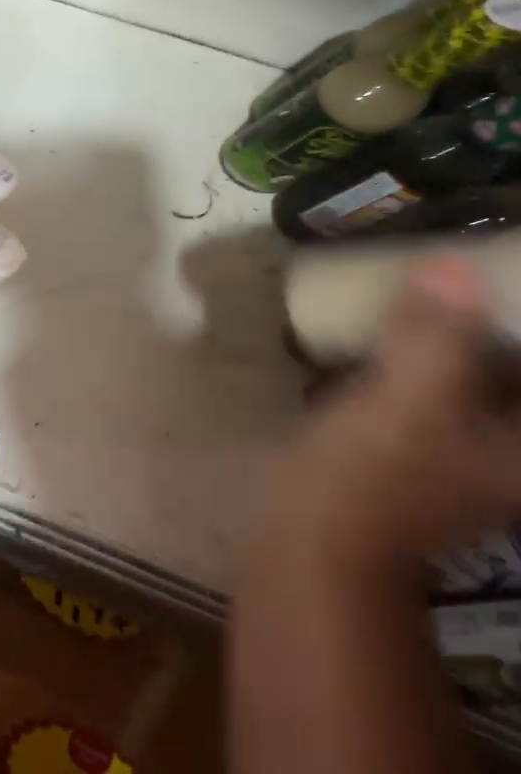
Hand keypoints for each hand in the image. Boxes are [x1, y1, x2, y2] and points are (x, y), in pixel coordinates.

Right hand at [262, 255, 520, 580]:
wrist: (310, 545)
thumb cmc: (370, 481)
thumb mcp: (403, 406)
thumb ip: (432, 340)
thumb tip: (449, 264)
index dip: (510, 312)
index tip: (491, 275)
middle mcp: (517, 445)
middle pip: (509, 366)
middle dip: (484, 323)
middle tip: (452, 277)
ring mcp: (469, 452)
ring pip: (475, 376)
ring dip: (451, 337)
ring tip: (417, 296)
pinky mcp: (420, 452)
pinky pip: (433, 391)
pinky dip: (413, 363)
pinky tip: (380, 344)